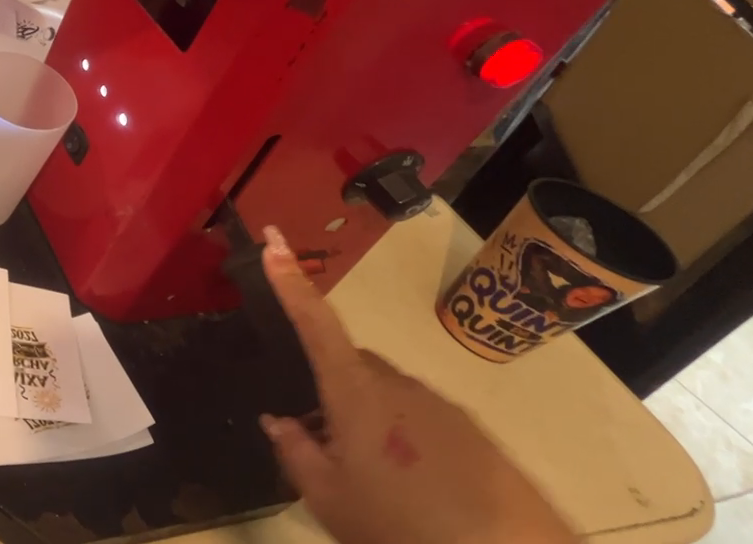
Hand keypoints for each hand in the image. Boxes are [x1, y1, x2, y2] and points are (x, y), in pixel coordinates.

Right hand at [259, 226, 578, 543]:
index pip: (315, 321)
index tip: (274, 239)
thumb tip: (278, 422)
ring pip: (389, 397)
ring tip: (379, 483)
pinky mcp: (478, 438)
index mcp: (355, 392)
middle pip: (352, 367)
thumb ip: (296, 454)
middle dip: (334, 390)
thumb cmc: (406, 529)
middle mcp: (399, 386)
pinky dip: (411, 443)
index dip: (290, 280)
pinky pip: (426, 423)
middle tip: (328, 444)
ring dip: (374, 422)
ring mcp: (443, 408)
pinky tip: (421, 494)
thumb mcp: (330, 501)